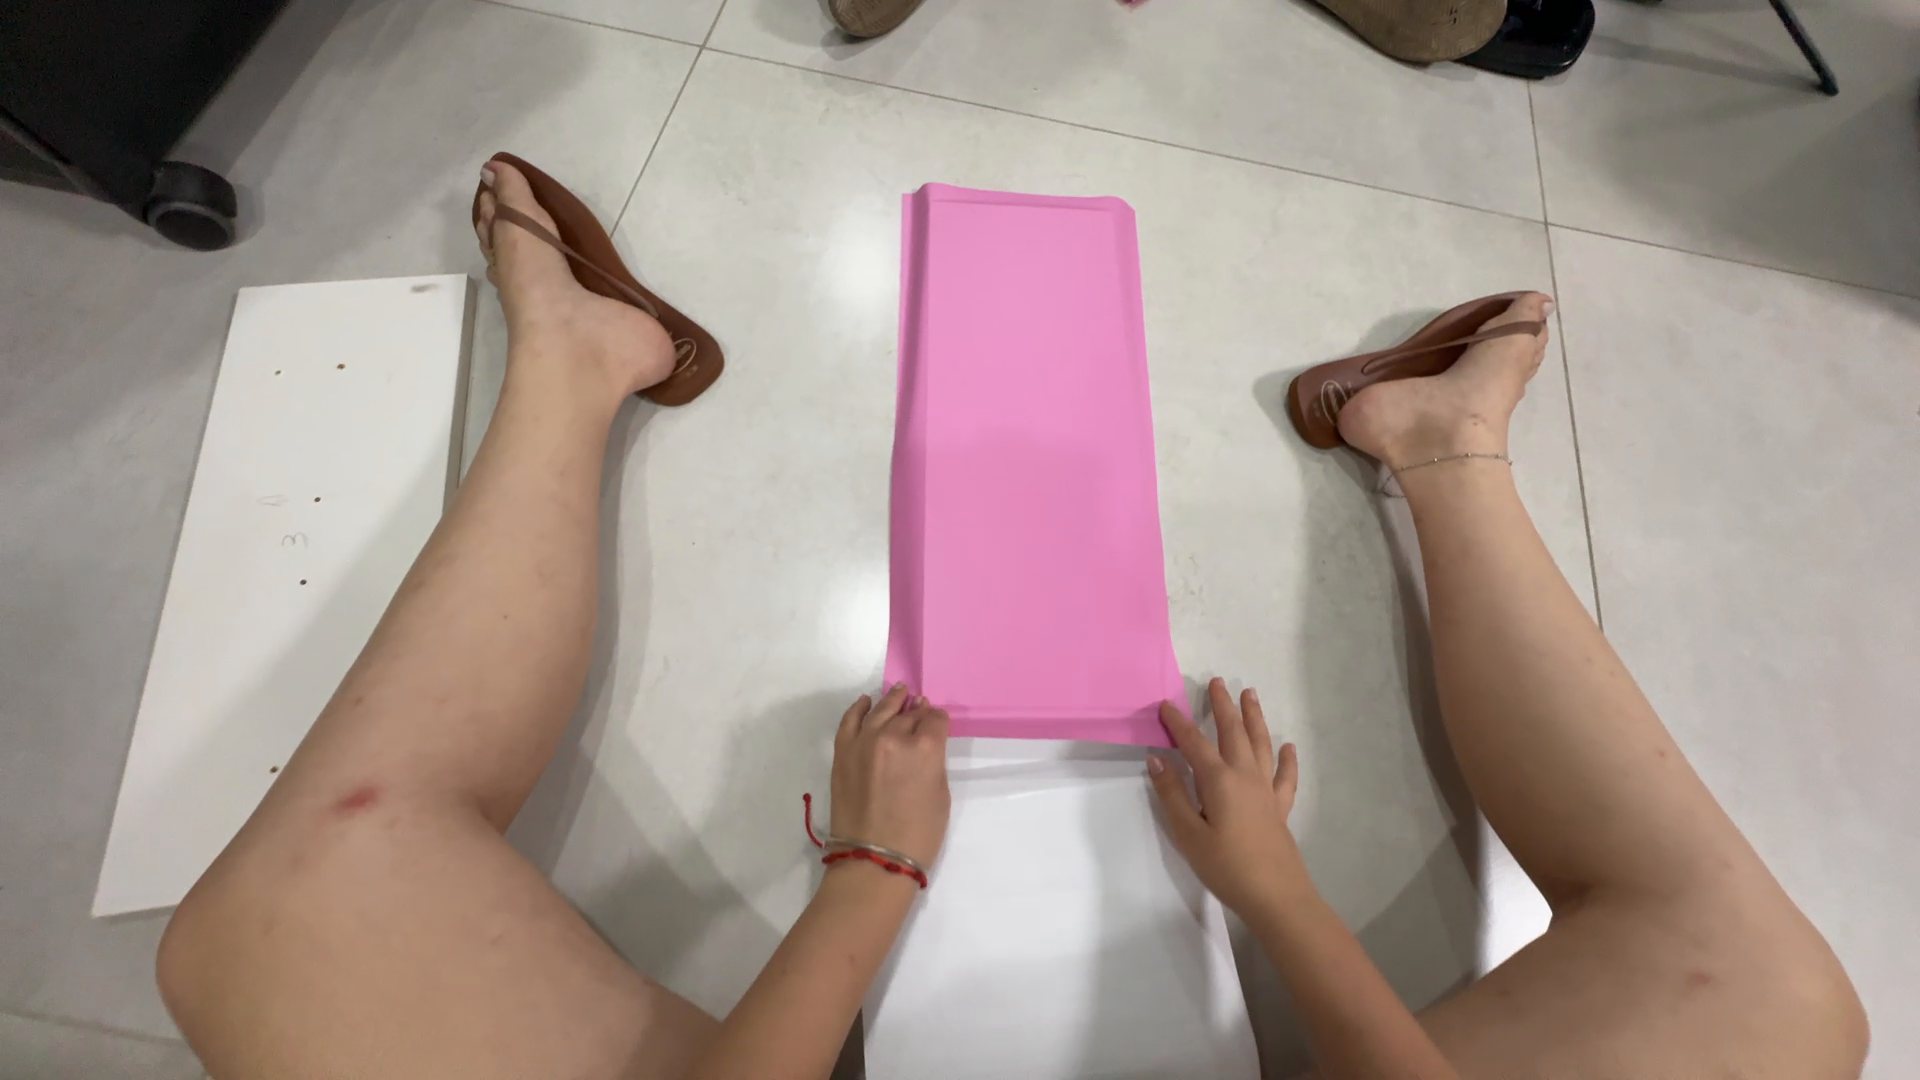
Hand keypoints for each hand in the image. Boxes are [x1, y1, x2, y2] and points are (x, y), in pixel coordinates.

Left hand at [831, 685, 951, 868]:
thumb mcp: (940, 794)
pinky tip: (866, 702)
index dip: (939, 721)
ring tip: (899, 692)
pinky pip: (850, 720)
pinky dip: (859, 708)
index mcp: (925, 747)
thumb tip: (926, 741)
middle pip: (909, 713)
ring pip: (881, 709)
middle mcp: (894, 736)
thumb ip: (934, 760)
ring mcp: (864, 741)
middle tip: (920, 709)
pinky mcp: (843, 752)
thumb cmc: (918, 835)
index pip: (936, 719)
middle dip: (917, 712)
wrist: (873, 860)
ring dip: (892, 700)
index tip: (938, 725)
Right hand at [1149, 678, 1305, 914]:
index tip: (1165, 705)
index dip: (1178, 722)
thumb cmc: (1226, 867)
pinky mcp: (1280, 807)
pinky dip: (1287, 759)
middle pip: (1232, 732)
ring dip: (1254, 718)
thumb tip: (1157, 758)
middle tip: (1217, 682)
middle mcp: (1244, 776)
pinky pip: (1284, 776)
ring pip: (1260, 744)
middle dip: (1223, 706)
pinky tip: (1288, 746)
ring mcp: (1266, 790)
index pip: (1193, 742)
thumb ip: (1172, 794)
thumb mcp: (1188, 833)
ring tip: (1250, 694)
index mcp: (1219, 780)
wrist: (1277, 898)